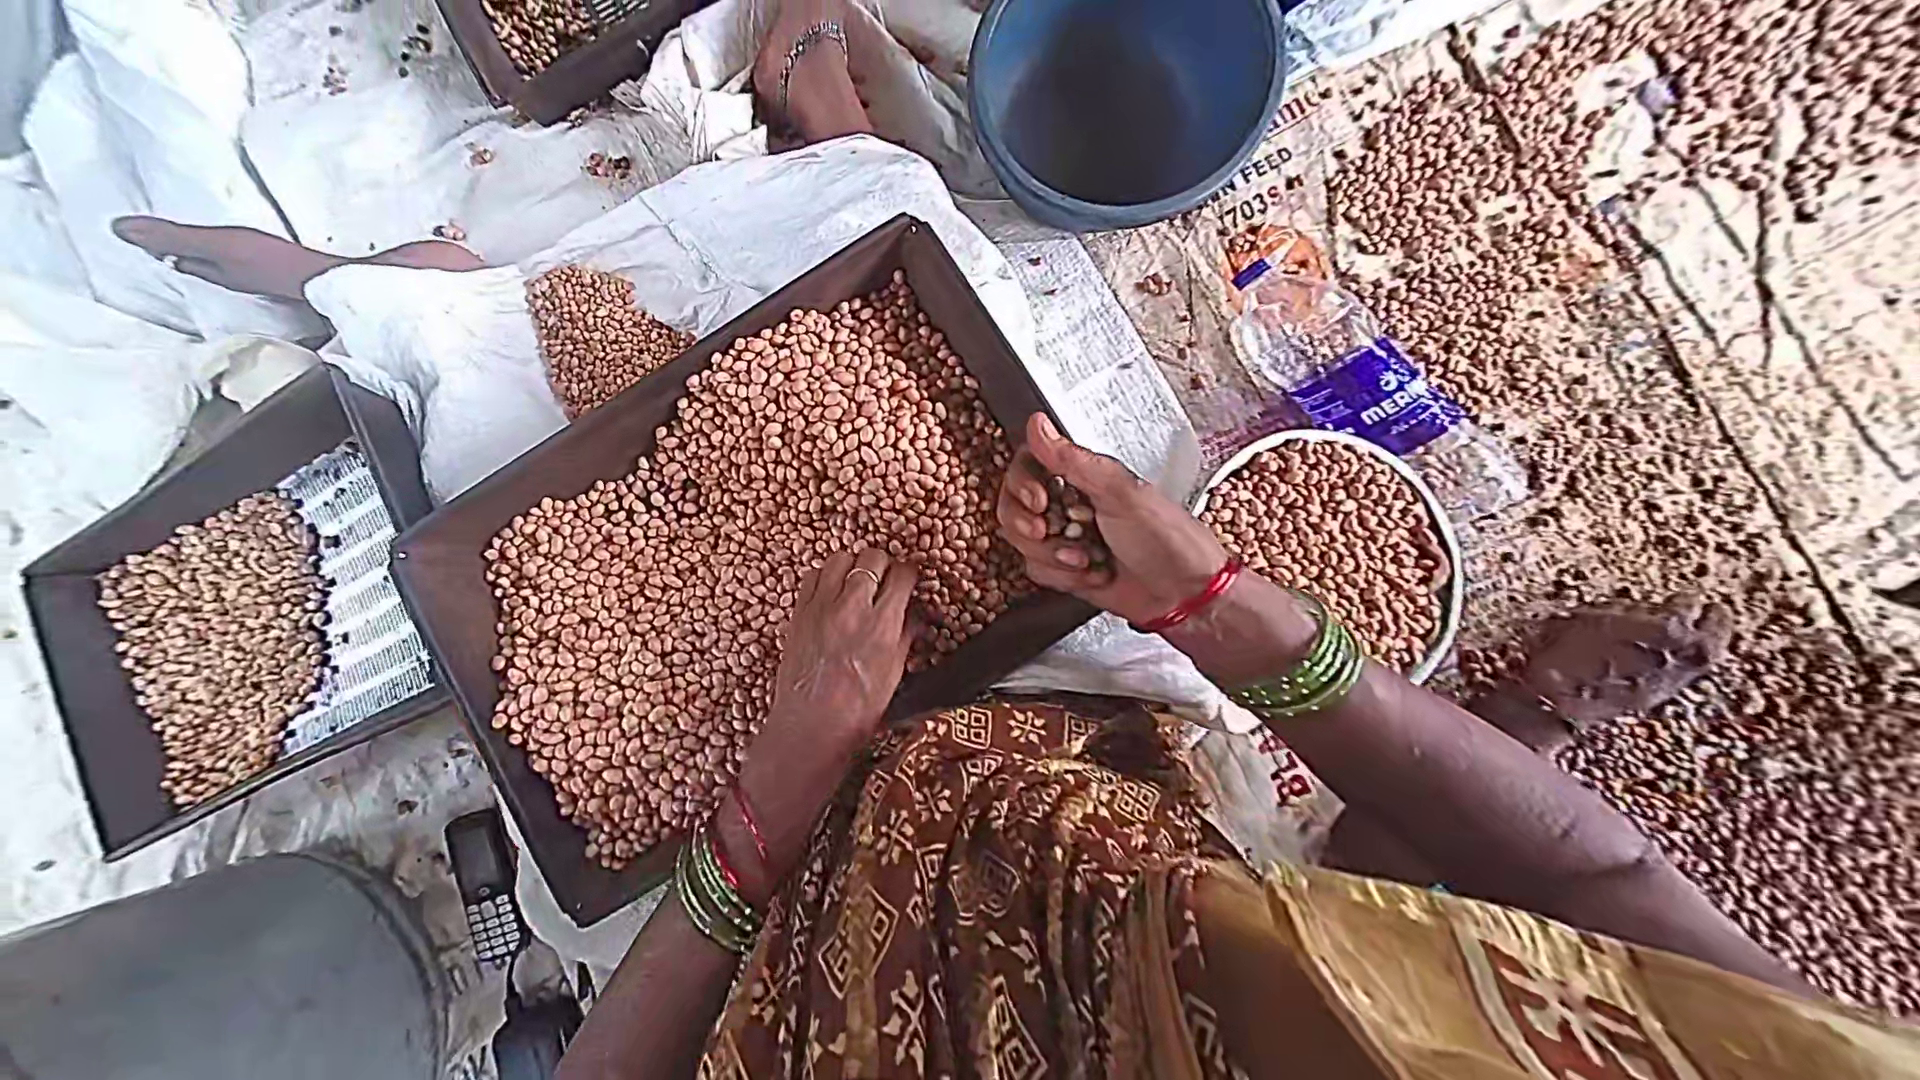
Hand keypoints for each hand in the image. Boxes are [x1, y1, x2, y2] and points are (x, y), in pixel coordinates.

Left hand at [765, 548, 916, 743]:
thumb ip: (905, 634)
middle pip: (872, 557)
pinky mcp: (799, 612)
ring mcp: (821, 607)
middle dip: (884, 564)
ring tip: (858, 582)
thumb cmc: (857, 710)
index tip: (909, 579)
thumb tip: (917, 613)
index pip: (903, 574)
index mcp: (881, 624)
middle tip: (885, 579)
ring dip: (854, 566)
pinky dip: (826, 576)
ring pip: (841, 558)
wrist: (811, 727)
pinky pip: (813, 575)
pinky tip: (833, 591)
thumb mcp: (894, 672)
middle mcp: (852, 608)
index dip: (910, 573)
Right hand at [996, 413, 1228, 624]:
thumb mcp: (1119, 492)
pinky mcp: (1064, 569)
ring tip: (1085, 556)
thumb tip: (1039, 425)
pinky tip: (1092, 573)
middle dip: (1028, 524)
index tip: (1038, 500)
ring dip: (1052, 554)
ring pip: (1021, 541)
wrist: (1182, 594)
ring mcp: (1065, 537)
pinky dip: (1062, 576)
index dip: (1022, 483)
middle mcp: (1069, 503)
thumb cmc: (1167, 538)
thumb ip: (1073, 459)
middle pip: (1014, 504)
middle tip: (1047, 531)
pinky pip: (1036, 570)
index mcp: (1083, 476)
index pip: (1028, 465)